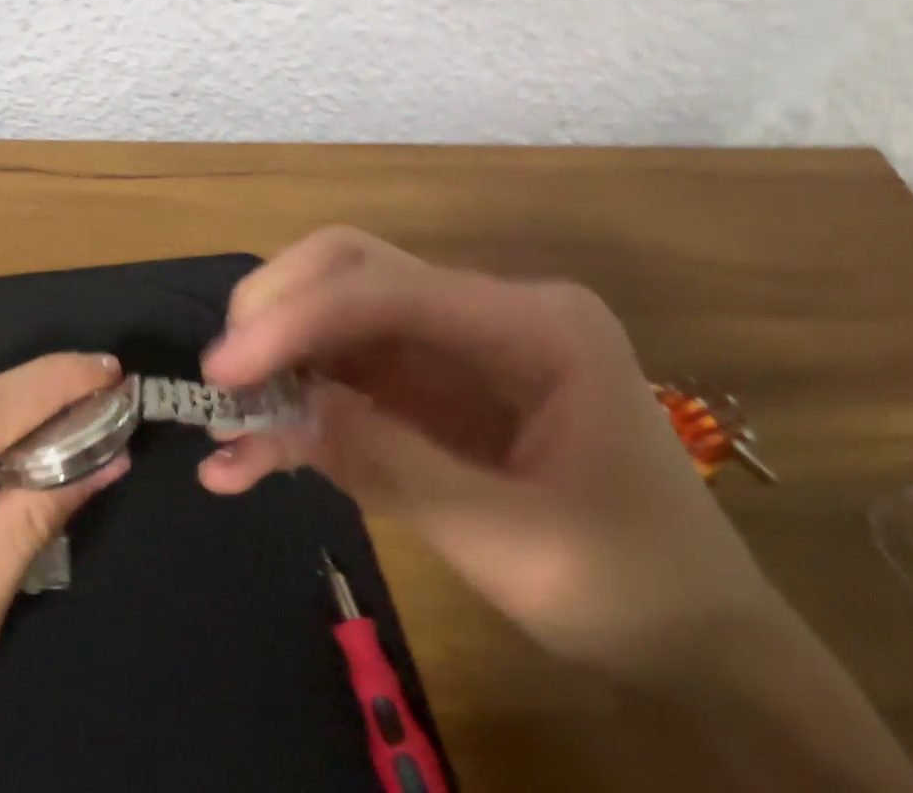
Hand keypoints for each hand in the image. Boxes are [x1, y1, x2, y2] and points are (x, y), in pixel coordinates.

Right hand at [199, 227, 779, 678]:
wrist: (692, 641)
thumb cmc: (630, 587)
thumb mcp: (514, 541)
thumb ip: (395, 464)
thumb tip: (283, 411)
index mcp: (533, 327)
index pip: (386, 288)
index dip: (294, 319)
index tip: (223, 375)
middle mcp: (483, 318)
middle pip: (351, 271)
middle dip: (274, 313)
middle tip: (220, 381)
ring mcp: (448, 356)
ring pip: (330, 323)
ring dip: (269, 364)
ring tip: (219, 428)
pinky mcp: (421, 399)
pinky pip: (337, 385)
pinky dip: (287, 415)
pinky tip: (242, 461)